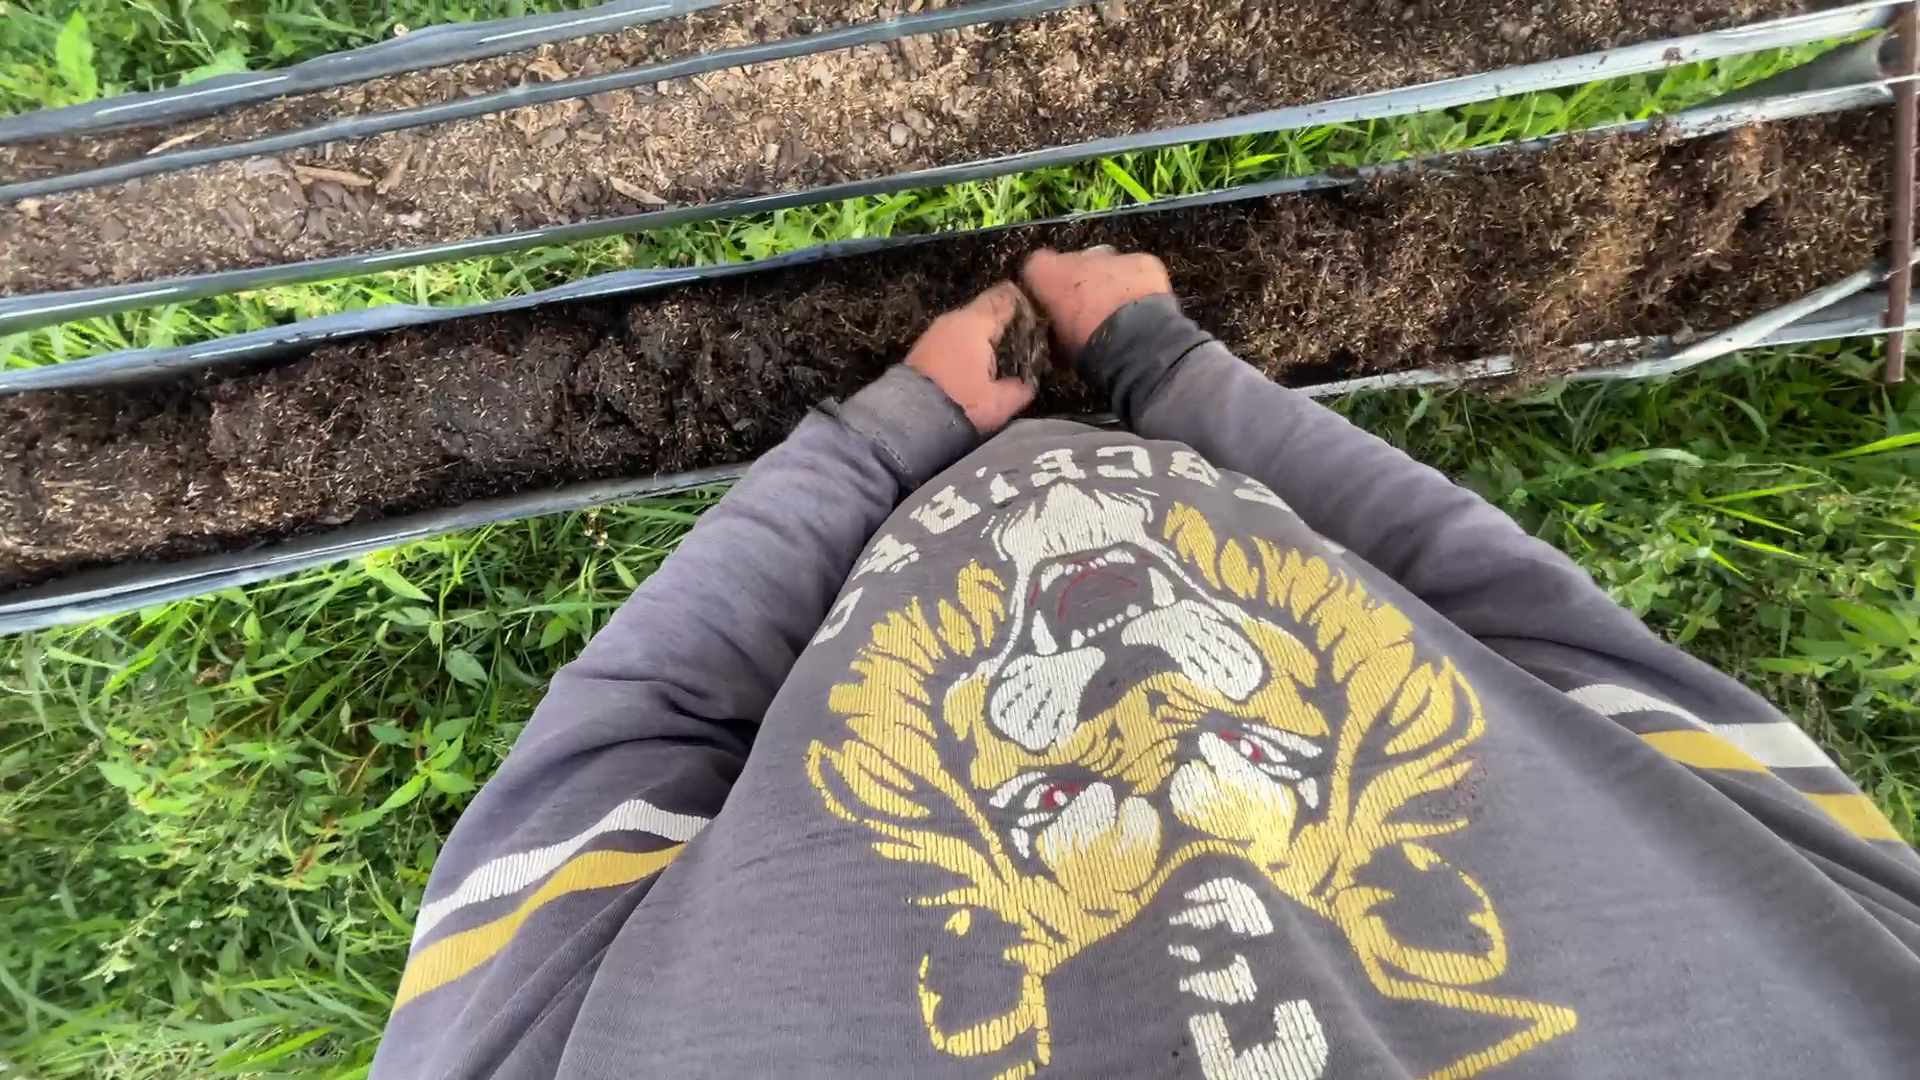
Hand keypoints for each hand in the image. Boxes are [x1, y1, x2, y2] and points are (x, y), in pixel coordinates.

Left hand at [905, 282, 1036, 433]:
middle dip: (1004, 324)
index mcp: (976, 323)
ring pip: (967, 324)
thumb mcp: (1000, 403)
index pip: (1006, 297)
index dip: (1025, 305)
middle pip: (986, 309)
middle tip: (1022, 344)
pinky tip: (971, 368)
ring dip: (982, 337)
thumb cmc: (961, 405)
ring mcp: (934, 332)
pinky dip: (965, 347)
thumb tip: (1027, 383)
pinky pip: (952, 338)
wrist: (909, 422)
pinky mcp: (921, 348)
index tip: (1038, 322)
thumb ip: (1021, 388)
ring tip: (997, 360)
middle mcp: (954, 319)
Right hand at [1020, 246, 1173, 353]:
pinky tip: (1144, 308)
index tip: (1051, 303)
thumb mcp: (1059, 347)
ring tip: (1120, 313)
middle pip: (1073, 264)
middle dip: (1080, 284)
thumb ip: (1054, 331)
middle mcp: (1077, 258)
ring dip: (1109, 283)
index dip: (1044, 285)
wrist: (1135, 342)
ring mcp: (1112, 256)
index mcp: (1048, 277)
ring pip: (1106, 265)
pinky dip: (1138, 285)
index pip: (1035, 268)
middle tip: (1089, 313)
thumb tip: (1058, 336)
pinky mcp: (1142, 260)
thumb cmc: (1088, 348)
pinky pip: (1136, 270)